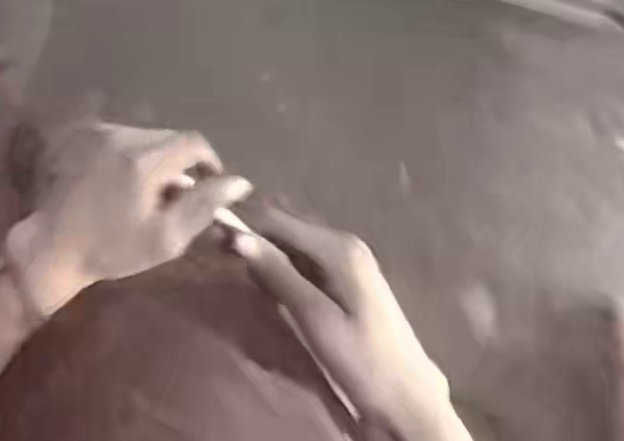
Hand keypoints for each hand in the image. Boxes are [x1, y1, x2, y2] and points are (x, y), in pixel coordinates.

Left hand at [4, 123, 251, 315]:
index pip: (193, 142)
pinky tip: (126, 182)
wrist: (54, 244)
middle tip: (179, 196)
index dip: (210, 161)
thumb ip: (203, 206)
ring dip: (159, 157)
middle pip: (170, 136)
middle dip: (183, 161)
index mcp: (143, 159)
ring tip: (151, 192)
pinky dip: (136, 153)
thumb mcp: (165, 238)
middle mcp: (122, 135)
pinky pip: (125, 136)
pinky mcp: (86, 133)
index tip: (211, 185)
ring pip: (148, 135)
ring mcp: (101, 131)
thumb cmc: (111, 248)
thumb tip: (239, 182)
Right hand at [234, 207, 468, 440]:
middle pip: (286, 222)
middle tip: (222, 248)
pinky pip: (305, 254)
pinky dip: (283, 260)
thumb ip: (277, 273)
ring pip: (293, 237)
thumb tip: (237, 235)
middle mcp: (343, 241)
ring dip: (266, 246)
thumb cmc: (364, 362)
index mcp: (339, 246)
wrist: (412, 405)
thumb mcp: (315, 319)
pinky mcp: (348, 275)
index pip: (278, 218)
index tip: (212, 229)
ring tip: (242, 265)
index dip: (244, 221)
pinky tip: (270, 279)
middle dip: (254, 231)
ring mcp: (348, 257)